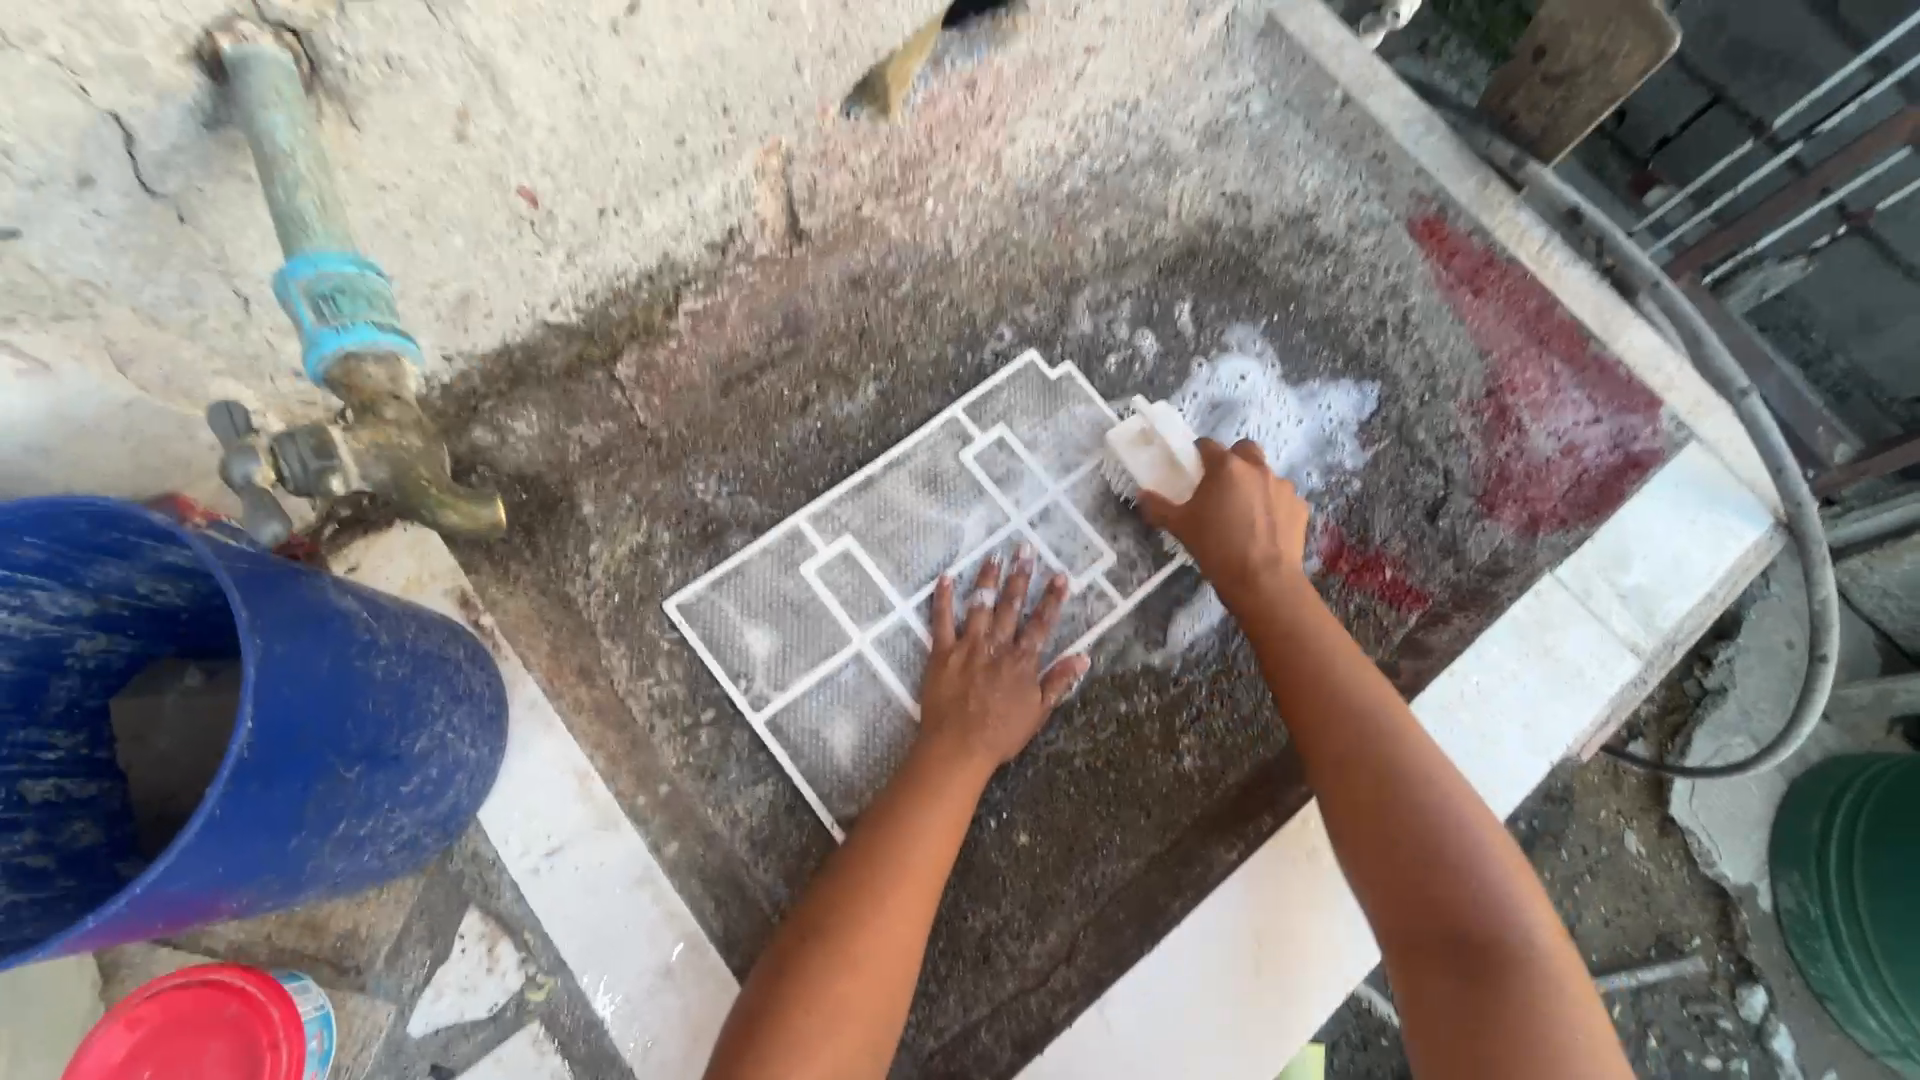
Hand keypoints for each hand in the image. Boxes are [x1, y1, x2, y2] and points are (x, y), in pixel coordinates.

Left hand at [919, 547, 1091, 775]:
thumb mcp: (1038, 711)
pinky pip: (941, 620)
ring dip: (987, 579)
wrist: (959, 747)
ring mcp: (968, 646)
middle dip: (1020, 577)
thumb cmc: (1001, 734)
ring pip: (980, 605)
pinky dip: (943, 598)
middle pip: (1010, 606)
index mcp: (1021, 661)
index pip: (1041, 623)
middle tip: (1025, 550)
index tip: (1060, 575)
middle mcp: (997, 646)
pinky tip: (945, 578)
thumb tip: (1083, 656)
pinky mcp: (942, 652)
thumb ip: (1059, 681)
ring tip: (994, 556)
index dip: (1052, 598)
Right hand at [1138, 438, 1311, 613]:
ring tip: (1245, 513)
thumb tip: (1142, 495)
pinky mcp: (1300, 506)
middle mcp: (1257, 469)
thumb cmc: (1215, 548)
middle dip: (1233, 459)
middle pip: (1245, 449)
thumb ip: (1158, 507)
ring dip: (1254, 484)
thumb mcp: (1179, 527)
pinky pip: (1283, 499)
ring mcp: (1283, 487)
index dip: (1198, 453)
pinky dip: (1273, 507)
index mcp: (1225, 468)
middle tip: (1222, 485)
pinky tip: (1264, 529)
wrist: (1263, 580)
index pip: (1208, 445)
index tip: (1193, 468)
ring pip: (1266, 475)